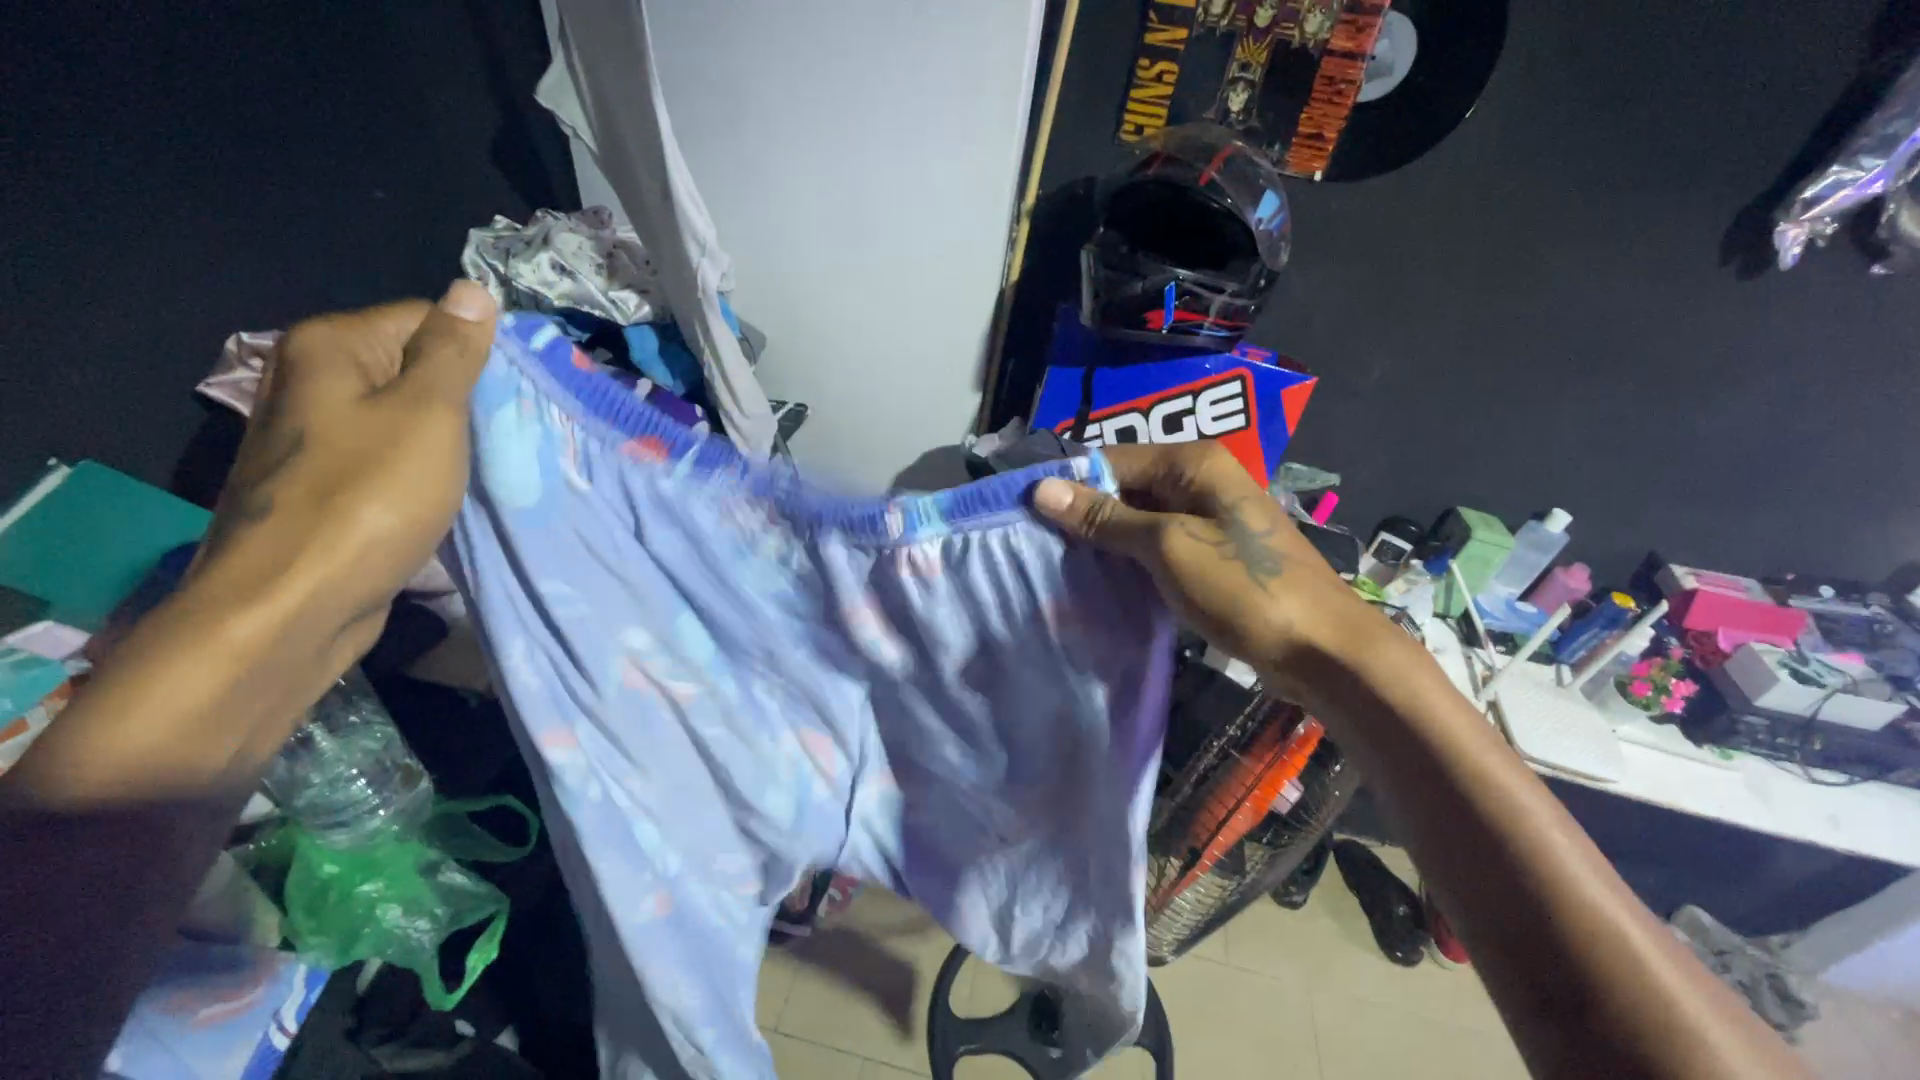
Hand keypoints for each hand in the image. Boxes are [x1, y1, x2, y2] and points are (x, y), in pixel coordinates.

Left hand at [193, 281, 497, 679]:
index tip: (520, 396)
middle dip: (467, 399)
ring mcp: (313, 438)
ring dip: (451, 441)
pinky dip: (424, 473)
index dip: (479, 352)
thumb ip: (454, 351)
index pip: (427, 318)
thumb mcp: (428, 414)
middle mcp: (311, 380)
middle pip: (414, 368)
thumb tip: (472, 289)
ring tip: (494, 466)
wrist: (291, 605)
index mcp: (331, 347)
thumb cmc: (368, 499)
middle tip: (516, 434)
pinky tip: (451, 496)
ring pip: (405, 420)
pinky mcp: (323, 487)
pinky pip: (389, 461)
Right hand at [1032, 443, 1373, 701]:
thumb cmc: (1243, 588)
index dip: (1068, 484)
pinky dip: (1130, 563)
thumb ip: (1105, 518)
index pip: (1111, 458)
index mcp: (1193, 463)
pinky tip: (1100, 584)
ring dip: (1104, 543)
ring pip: (1139, 522)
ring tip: (1057, 567)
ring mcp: (1209, 520)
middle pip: (1124, 488)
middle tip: (1033, 546)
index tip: (1023, 513)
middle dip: (1084, 515)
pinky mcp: (1211, 556)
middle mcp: (1200, 481)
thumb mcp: (1167, 547)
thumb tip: (1042, 489)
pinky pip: (1158, 549)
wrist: (1321, 648)